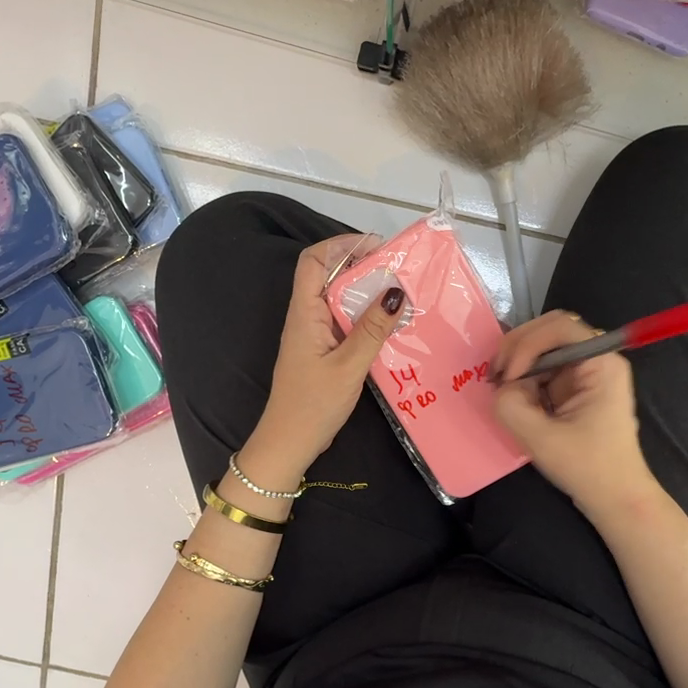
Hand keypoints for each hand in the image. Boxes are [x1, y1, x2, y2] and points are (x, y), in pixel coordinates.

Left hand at [244, 234, 403, 488]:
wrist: (289, 443)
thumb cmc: (313, 405)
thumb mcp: (349, 367)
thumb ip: (372, 330)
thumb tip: (396, 292)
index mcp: (304, 314)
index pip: (314, 261)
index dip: (341, 245)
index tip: (376, 246)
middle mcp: (305, 318)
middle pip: (328, 276)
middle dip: (360, 265)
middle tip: (397, 269)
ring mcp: (312, 336)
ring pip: (337, 300)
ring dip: (364, 292)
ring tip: (398, 293)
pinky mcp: (320, 352)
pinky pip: (341, 323)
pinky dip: (362, 317)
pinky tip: (386, 325)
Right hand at [492, 310, 658, 516]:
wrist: (615, 497)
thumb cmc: (588, 467)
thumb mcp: (542, 439)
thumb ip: (512, 407)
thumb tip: (500, 389)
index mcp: (601, 363)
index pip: (558, 327)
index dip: (526, 345)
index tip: (508, 377)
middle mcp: (596, 359)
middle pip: (550, 331)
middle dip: (518, 349)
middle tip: (496, 376)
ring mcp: (586, 374)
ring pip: (544, 349)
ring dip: (518, 364)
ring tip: (501, 388)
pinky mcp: (575, 390)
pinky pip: (544, 370)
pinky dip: (524, 379)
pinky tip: (513, 397)